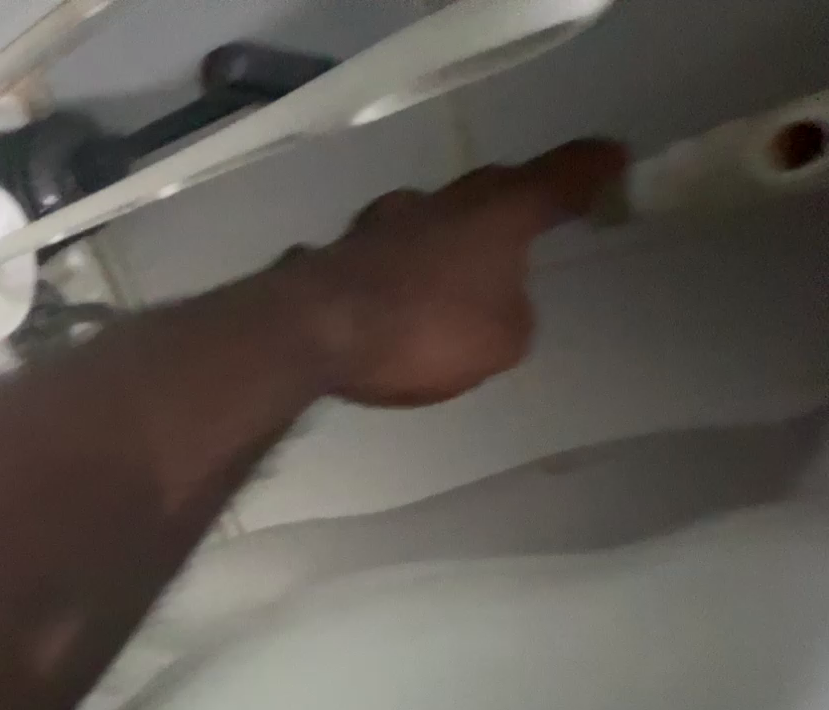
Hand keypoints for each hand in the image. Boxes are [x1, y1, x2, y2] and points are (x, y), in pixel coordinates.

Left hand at [286, 139, 628, 406]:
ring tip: (419, 264)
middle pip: (474, 192)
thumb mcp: (499, 341)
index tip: (608, 164)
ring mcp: (360, 233)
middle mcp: (427, 209)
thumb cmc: (418, 333)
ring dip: (414, 238)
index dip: (587, 172)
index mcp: (494, 215)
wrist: (306, 335)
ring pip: (400, 221)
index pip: (559, 176)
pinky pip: (343, 263)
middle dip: (494, 204)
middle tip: (508, 216)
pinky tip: (345, 293)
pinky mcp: (311, 265)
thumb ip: (507, 317)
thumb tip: (484, 307)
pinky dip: (353, 275)